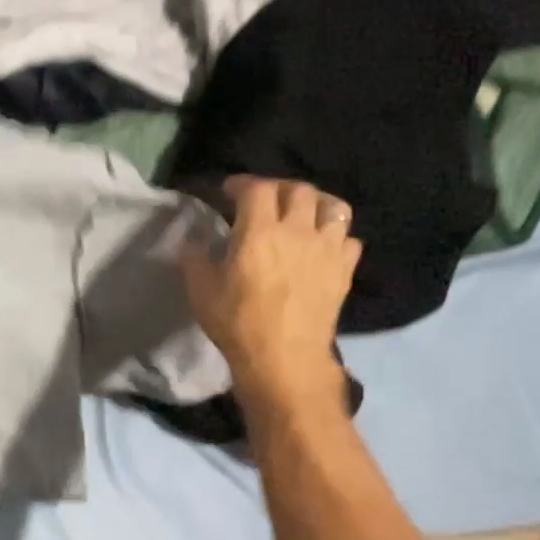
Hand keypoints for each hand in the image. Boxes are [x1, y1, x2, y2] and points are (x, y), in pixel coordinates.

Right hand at [179, 175, 361, 408]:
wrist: (283, 355)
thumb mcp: (200, 292)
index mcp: (259, 232)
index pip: (256, 189)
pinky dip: (334, 235)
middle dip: (279, 189)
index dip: (242, 183)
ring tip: (304, 213)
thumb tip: (192, 238)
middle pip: (299, 190)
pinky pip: (347, 238)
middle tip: (265, 200)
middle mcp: (298, 229)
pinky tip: (322, 245)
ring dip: (316, 203)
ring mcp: (328, 246)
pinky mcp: (344, 267)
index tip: (229, 190)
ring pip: (333, 206)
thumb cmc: (235, 322)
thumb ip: (194, 260)